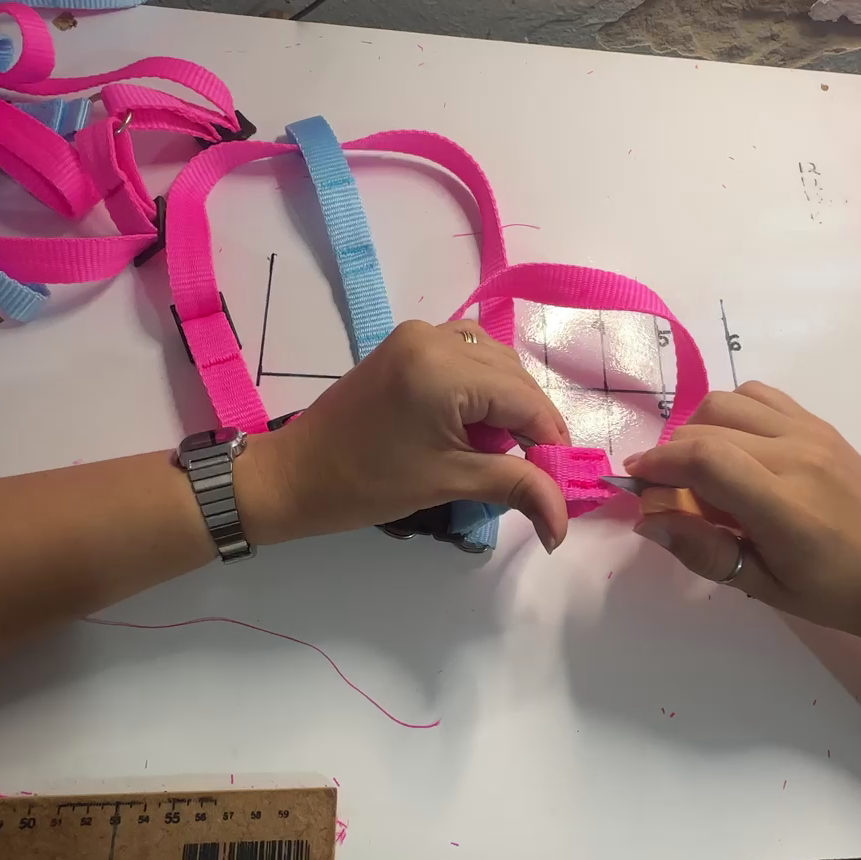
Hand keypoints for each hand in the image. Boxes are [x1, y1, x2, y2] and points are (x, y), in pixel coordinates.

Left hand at [241, 320, 573, 550]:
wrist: (295, 475)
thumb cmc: (367, 483)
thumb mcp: (450, 482)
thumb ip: (518, 489)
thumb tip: (565, 525)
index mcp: (445, 368)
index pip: (525, 398)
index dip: (551, 440)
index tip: (562, 479)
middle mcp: (435, 336)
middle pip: (513, 375)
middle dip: (530, 423)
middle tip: (535, 470)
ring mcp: (418, 334)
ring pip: (494, 361)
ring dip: (508, 404)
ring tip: (504, 449)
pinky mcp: (407, 344)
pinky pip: (466, 355)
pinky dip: (482, 387)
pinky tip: (478, 422)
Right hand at [623, 381, 860, 646]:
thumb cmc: (835, 595)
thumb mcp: (762, 587)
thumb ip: (702, 551)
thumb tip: (646, 520)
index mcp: (784, 503)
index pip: (703, 458)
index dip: (658, 463)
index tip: (635, 480)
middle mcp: (797, 454)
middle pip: (708, 426)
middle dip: (671, 452)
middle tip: (664, 488)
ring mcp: (813, 433)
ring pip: (730, 400)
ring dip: (699, 427)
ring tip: (698, 465)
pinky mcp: (822, 425)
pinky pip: (761, 396)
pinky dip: (732, 411)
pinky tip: (734, 445)